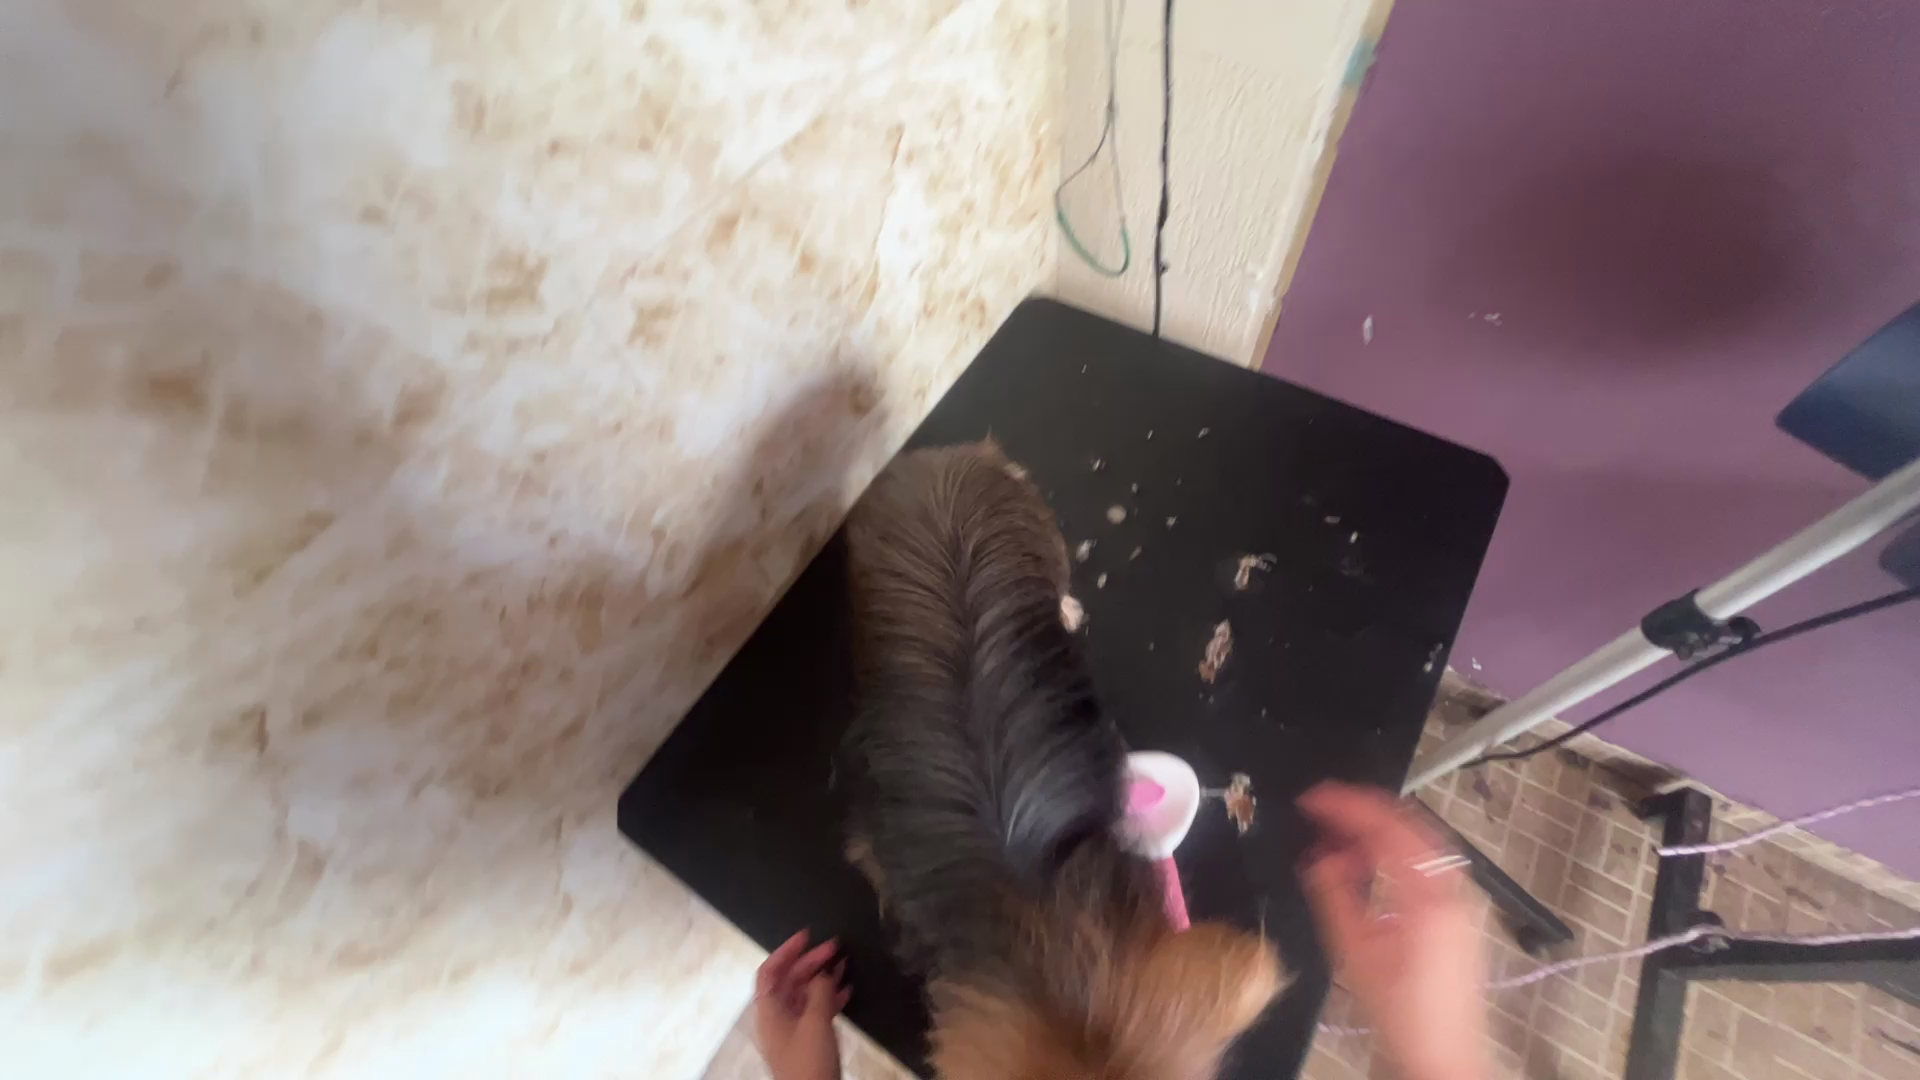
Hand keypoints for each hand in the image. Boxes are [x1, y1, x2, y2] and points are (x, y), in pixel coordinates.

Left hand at [754, 930, 849, 1079]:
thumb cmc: (808, 1062)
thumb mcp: (815, 1022)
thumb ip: (819, 991)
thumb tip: (823, 972)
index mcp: (769, 1011)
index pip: (769, 971)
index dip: (785, 950)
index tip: (807, 935)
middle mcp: (777, 1018)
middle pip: (790, 979)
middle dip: (811, 960)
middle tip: (835, 946)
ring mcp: (792, 1031)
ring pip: (805, 993)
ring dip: (824, 977)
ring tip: (845, 962)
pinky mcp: (807, 1042)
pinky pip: (817, 1010)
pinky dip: (831, 997)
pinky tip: (848, 990)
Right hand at [1298, 781, 1487, 1079]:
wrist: (1444, 1055)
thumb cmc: (1402, 1011)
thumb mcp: (1352, 948)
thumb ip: (1333, 891)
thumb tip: (1319, 856)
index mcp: (1428, 895)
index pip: (1384, 825)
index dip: (1344, 804)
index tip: (1312, 799)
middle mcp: (1452, 890)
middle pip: (1405, 822)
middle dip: (1358, 809)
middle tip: (1320, 808)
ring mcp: (1459, 899)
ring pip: (1415, 837)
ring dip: (1373, 828)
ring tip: (1335, 836)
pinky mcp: (1457, 910)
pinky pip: (1422, 858)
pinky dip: (1389, 848)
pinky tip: (1362, 862)